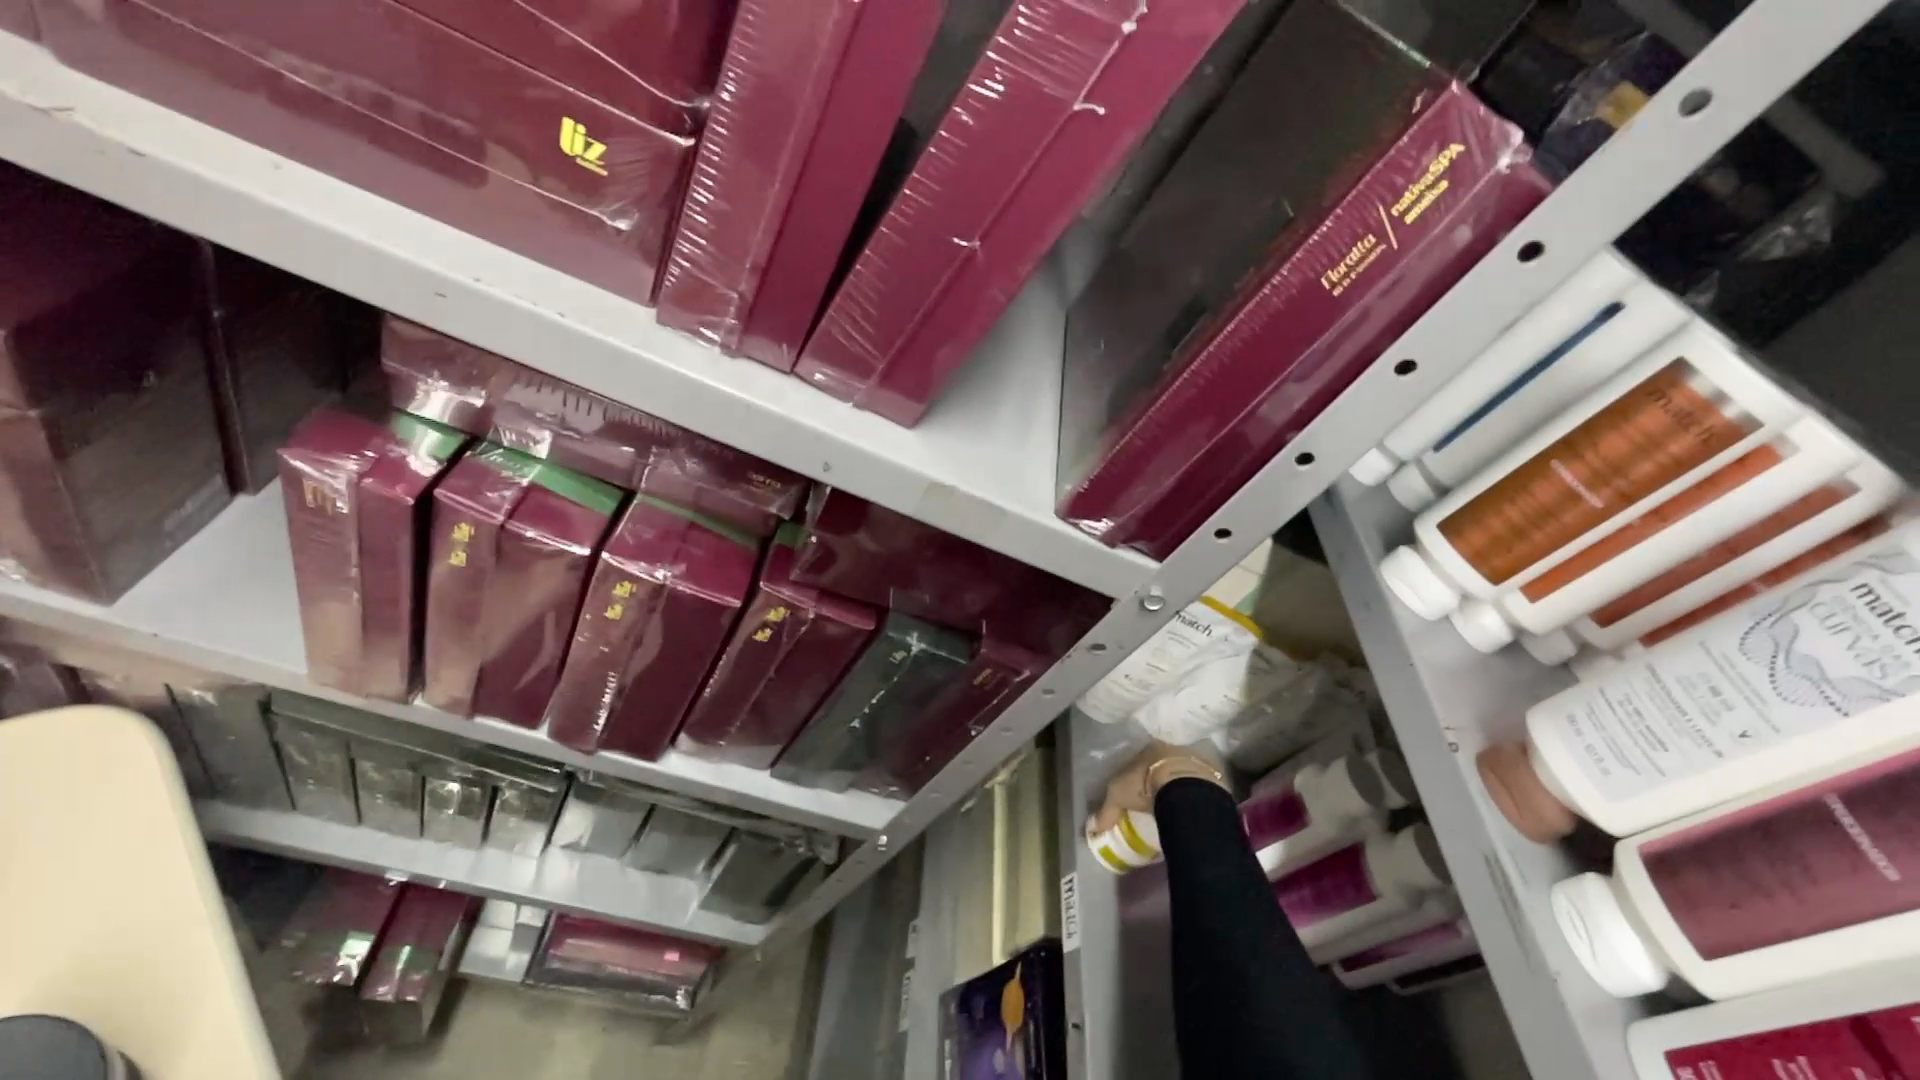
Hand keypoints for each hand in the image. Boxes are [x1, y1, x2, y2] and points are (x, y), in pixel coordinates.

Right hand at [1087, 740, 1224, 835]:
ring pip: (1181, 769)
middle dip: (1158, 776)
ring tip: (1174, 802)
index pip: (1138, 758)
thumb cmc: (1145, 783)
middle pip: (1162, 762)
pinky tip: (1191, 804)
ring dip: (1178, 782)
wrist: (1184, 785)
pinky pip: (1200, 782)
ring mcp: (1192, 758)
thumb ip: (1106, 810)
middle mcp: (1171, 747)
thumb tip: (1092, 829)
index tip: (1134, 789)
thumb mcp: (1117, 795)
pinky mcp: (1211, 772)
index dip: (1135, 773)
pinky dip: (1195, 791)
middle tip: (1154, 795)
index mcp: (1147, 747)